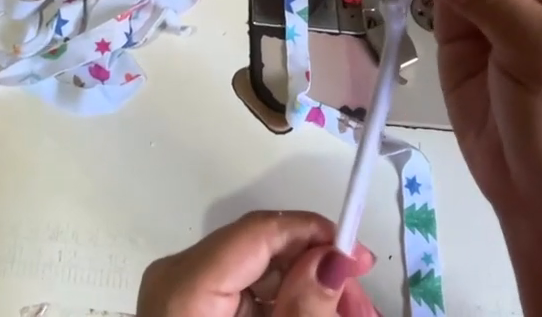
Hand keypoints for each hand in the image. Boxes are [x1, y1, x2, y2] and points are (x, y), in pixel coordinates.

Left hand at [137, 211, 379, 316]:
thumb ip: (303, 309)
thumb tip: (333, 259)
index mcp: (187, 284)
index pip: (258, 232)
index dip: (312, 233)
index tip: (360, 256)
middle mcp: (178, 277)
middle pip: (260, 251)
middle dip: (316, 272)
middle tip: (364, 307)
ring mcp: (180, 293)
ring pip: (257, 272)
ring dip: (304, 292)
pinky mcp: (190, 310)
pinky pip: (243, 294)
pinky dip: (281, 307)